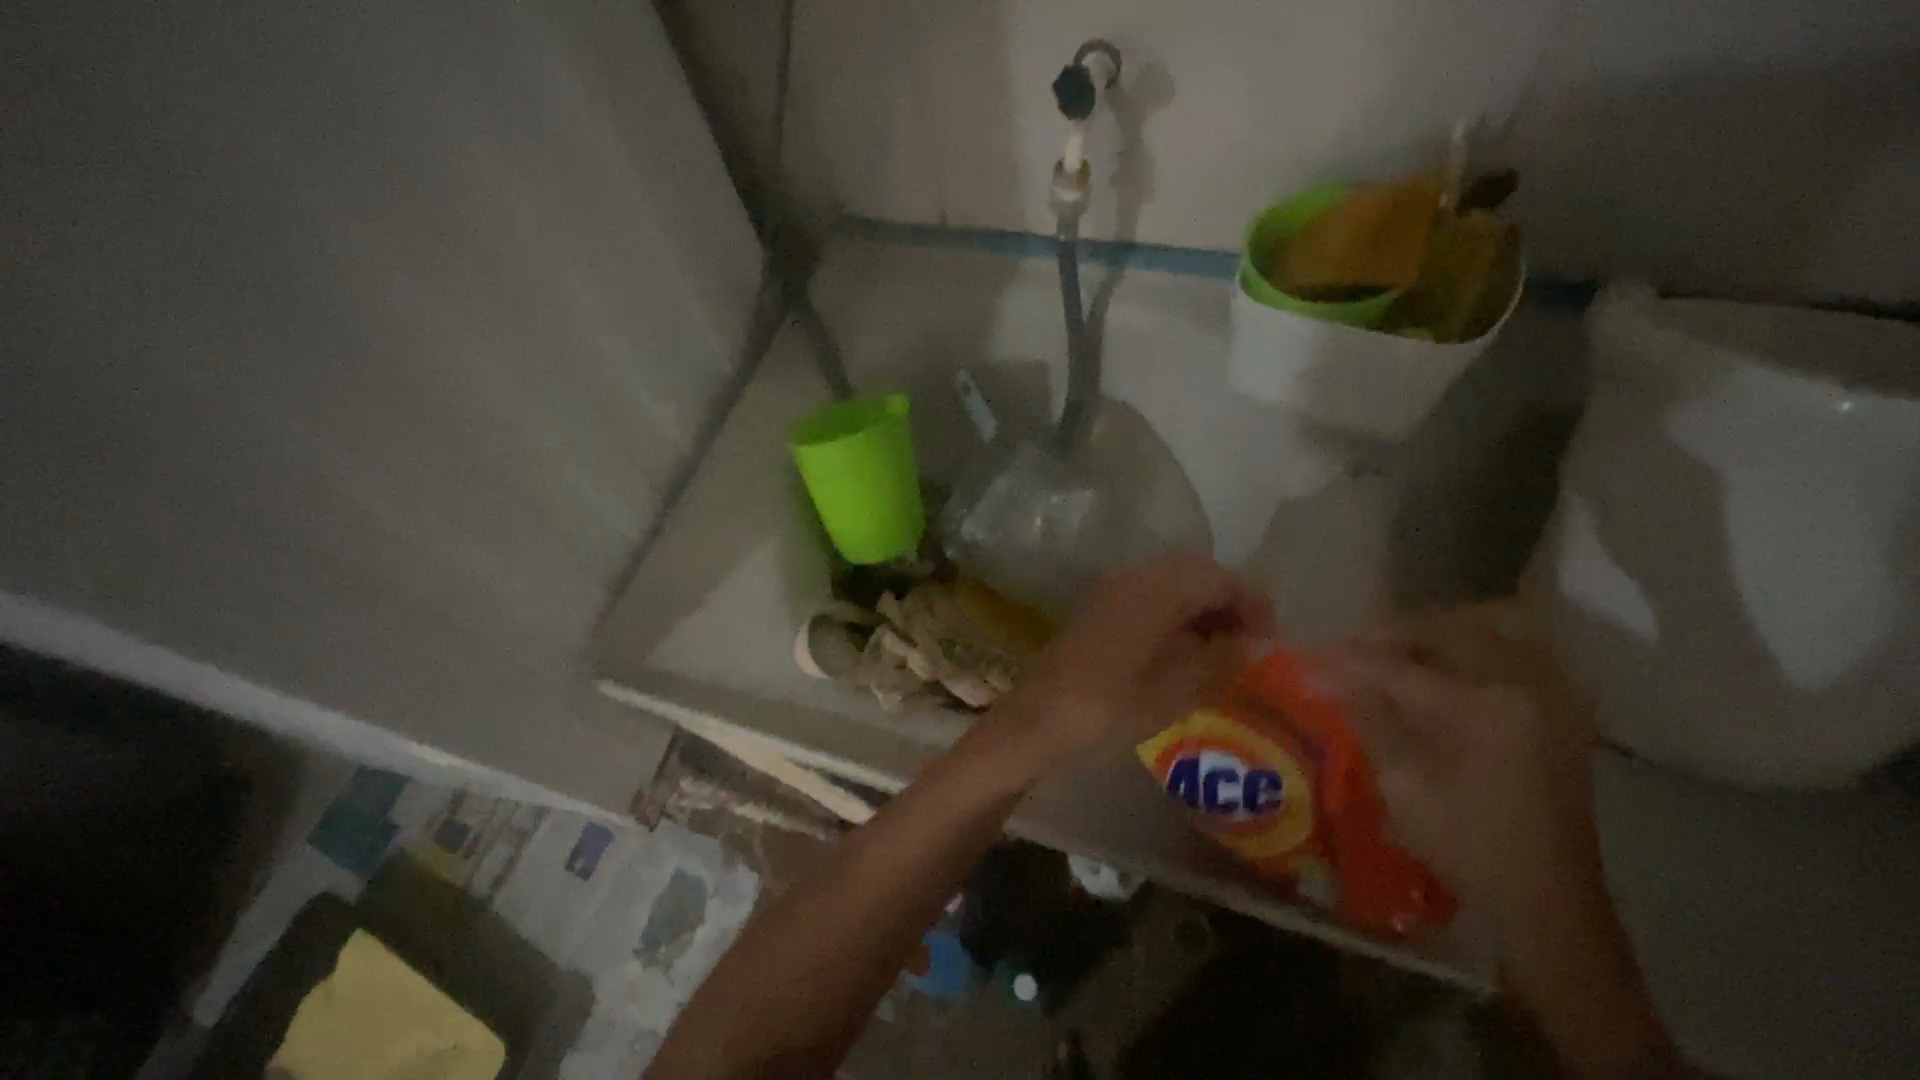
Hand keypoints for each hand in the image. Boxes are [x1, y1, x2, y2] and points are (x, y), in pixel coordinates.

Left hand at [981, 552, 1275, 779]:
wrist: (1037, 720)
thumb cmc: (1109, 707)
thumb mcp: (1176, 690)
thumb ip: (1221, 659)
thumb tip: (1255, 644)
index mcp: (1158, 588)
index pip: (1222, 577)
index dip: (1254, 606)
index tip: (1270, 644)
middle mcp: (1135, 577)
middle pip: (1198, 572)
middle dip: (1230, 603)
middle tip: (1249, 645)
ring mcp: (1112, 590)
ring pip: (1172, 583)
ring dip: (1202, 608)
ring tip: (1222, 653)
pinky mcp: (1098, 610)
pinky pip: (1149, 597)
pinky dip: (1174, 615)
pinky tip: (1183, 652)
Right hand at [1326, 604, 1601, 920]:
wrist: (1549, 899)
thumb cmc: (1469, 850)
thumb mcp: (1405, 789)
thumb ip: (1371, 722)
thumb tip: (1332, 679)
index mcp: (1485, 711)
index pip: (1400, 670)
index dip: (1349, 664)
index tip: (1308, 661)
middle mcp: (1526, 686)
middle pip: (1446, 631)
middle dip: (1391, 635)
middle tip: (1351, 650)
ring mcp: (1554, 694)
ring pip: (1488, 629)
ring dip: (1435, 633)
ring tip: (1398, 652)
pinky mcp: (1566, 708)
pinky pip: (1518, 650)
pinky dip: (1476, 646)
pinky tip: (1448, 667)